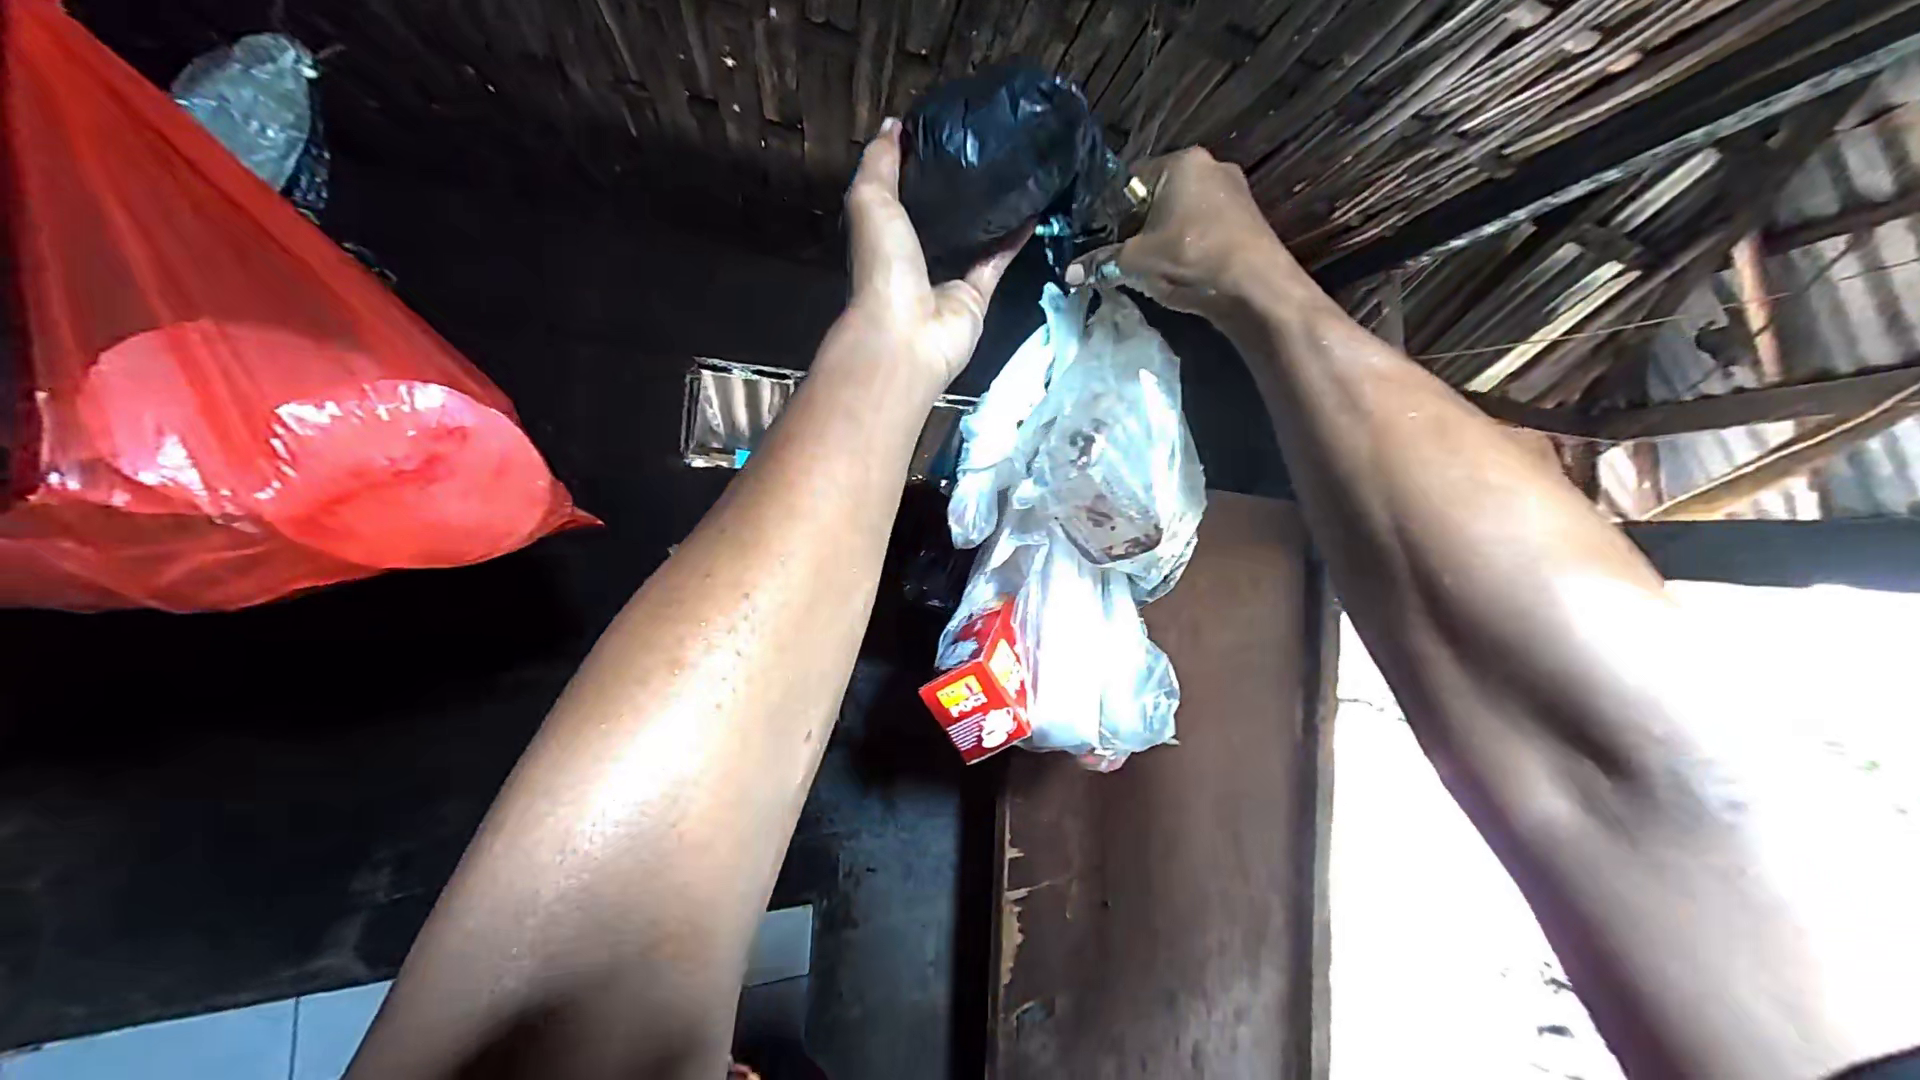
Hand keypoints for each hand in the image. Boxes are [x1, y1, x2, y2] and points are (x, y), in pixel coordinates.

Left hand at [840, 118, 1026, 387]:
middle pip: (938, 219)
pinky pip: (997, 261)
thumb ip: (880, 163)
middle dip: (956, 189)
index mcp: (885, 236)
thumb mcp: (870, 201)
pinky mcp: (976, 297)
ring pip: (972, 240)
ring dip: (990, 212)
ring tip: (1013, 170)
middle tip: (983, 146)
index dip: (915, 167)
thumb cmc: (882, 267)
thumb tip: (894, 126)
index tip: (938, 132)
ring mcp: (948, 280)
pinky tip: (1032, 207)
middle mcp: (916, 258)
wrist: (907, 333)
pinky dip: (1014, 239)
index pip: (900, 197)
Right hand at [1065, 147, 1302, 315]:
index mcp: (1181, 162)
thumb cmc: (1191, 260)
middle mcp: (1209, 165)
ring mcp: (1231, 191)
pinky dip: (1184, 243)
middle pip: (1155, 195)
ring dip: (1160, 236)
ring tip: (1146, 265)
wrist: (1256, 288)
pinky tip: (1177, 268)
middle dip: (1135, 225)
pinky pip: (1200, 225)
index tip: (1099, 238)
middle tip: (1119, 255)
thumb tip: (1068, 273)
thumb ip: (1101, 263)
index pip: (1129, 179)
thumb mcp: (1137, 262)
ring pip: (1179, 211)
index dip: (1109, 211)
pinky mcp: (1243, 218)